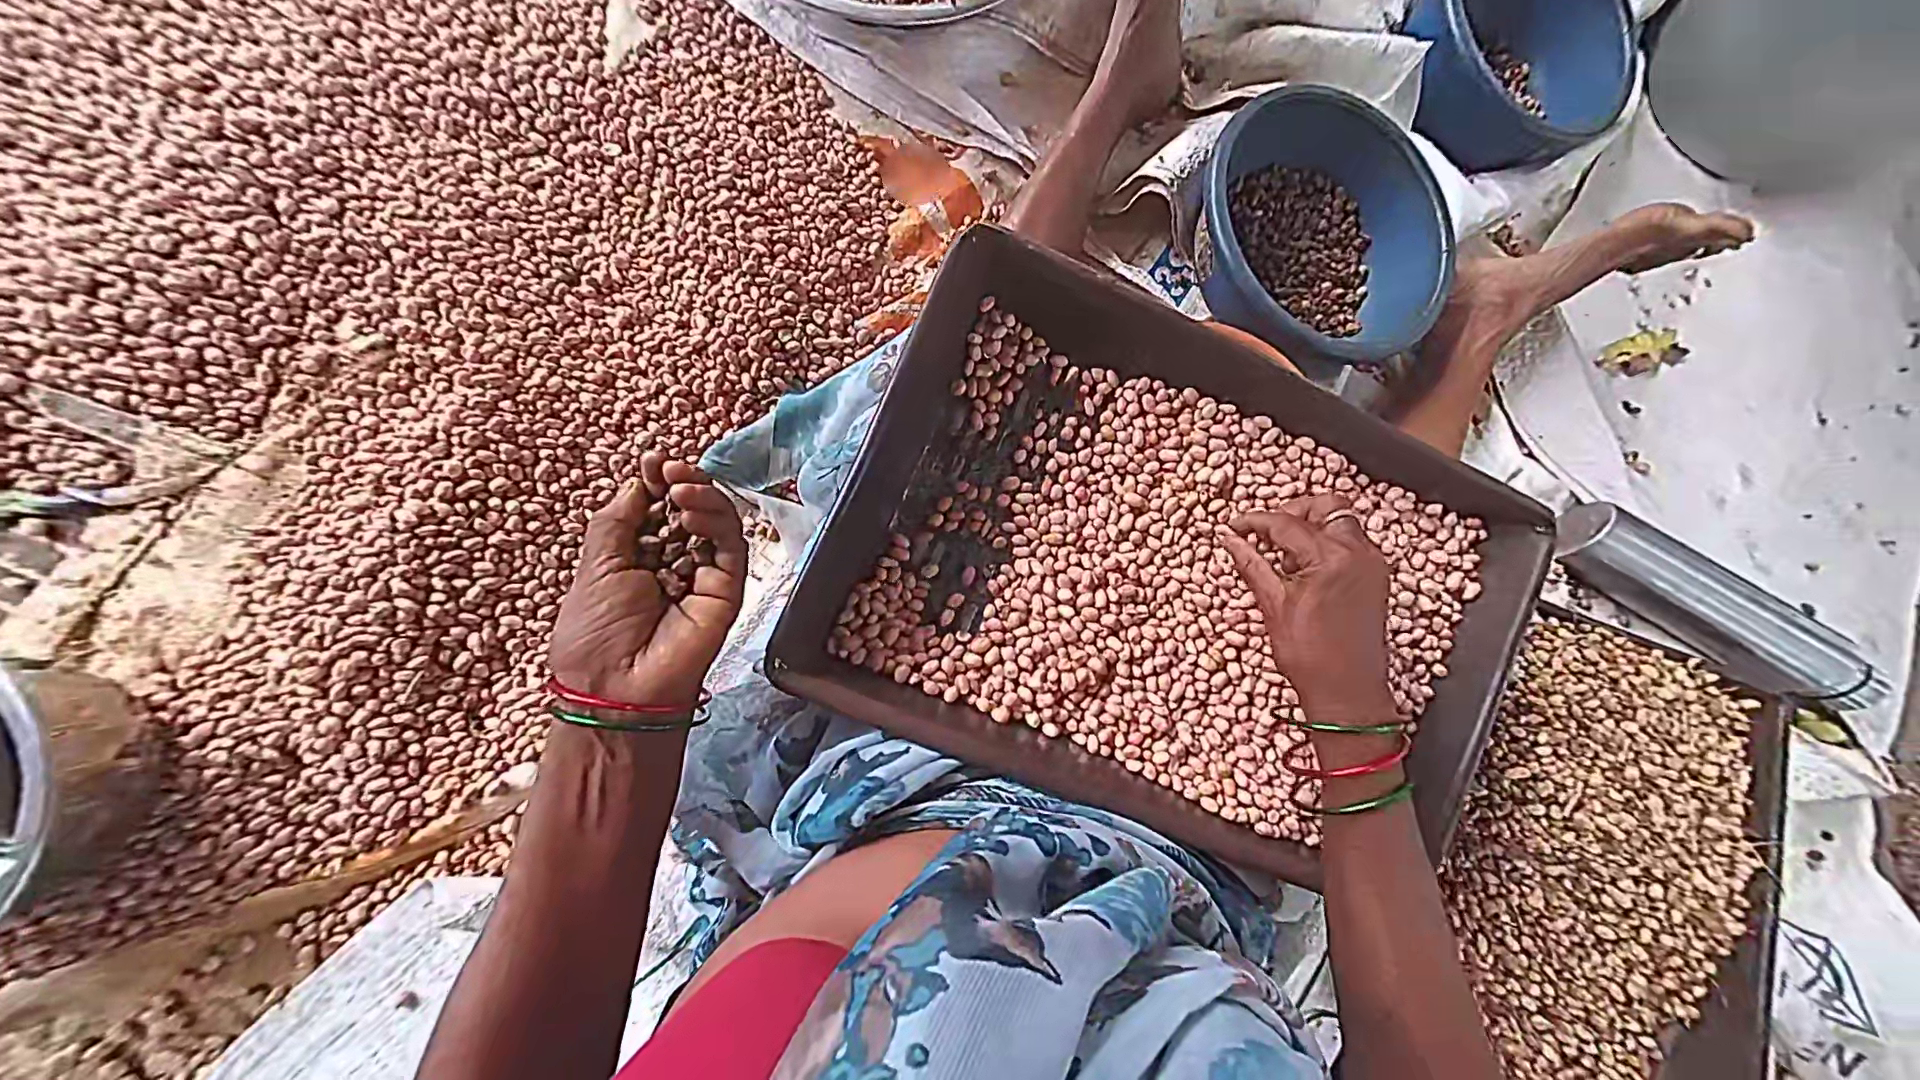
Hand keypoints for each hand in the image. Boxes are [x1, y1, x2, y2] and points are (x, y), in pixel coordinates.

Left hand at [548, 452, 747, 708]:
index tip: (652, 461)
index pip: (660, 508)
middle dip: (682, 482)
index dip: (658, 481)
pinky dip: (717, 521)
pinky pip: (731, 546)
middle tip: (669, 469)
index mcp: (643, 555)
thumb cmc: (596, 631)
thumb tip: (640, 480)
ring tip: (679, 488)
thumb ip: (619, 520)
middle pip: (692, 509)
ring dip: (701, 495)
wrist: (615, 686)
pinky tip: (692, 511)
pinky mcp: (727, 588)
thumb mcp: (595, 565)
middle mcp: (677, 560)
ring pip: (717, 521)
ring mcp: (704, 573)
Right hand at [1219, 494, 1394, 723]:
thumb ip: (1250, 563)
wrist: (1347, 692)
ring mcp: (1371, 565)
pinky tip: (1300, 568)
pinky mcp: (1374, 578)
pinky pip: (1349, 543)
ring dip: (1309, 526)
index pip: (1285, 522)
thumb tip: (1229, 539)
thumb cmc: (1311, 656)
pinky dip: (1324, 543)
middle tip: (1264, 531)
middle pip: (1326, 506)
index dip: (1254, 521)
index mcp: (1332, 558)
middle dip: (1291, 511)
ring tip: (1280, 554)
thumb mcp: (1271, 604)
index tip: (1234, 526)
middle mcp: (1359, 554)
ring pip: (1339, 522)